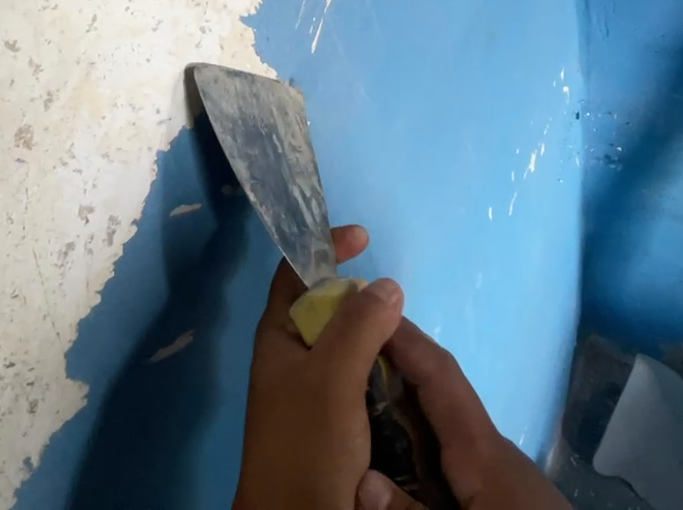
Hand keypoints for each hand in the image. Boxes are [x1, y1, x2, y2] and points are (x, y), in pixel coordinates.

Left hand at [234, 224, 405, 509]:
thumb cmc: (304, 443)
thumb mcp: (331, 379)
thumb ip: (357, 327)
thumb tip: (386, 283)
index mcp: (278, 333)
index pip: (295, 270)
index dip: (324, 246)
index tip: (364, 238)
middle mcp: (292, 353)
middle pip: (326, 305)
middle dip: (361, 297)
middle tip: (396, 308)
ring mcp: (310, 386)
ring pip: (347, 342)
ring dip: (375, 336)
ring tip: (404, 343)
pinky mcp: (331, 416)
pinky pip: (359, 376)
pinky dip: (381, 368)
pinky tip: (402, 376)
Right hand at [354, 322, 570, 509]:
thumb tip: (360, 481)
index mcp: (484, 452)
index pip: (439, 374)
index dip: (403, 337)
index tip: (362, 307)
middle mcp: (491, 450)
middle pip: (436, 391)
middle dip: (392, 366)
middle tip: (339, 352)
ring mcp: (497, 472)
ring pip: (441, 423)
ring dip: (401, 402)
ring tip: (351, 393)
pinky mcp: (499, 493)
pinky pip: (449, 450)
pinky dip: (415, 436)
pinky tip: (389, 449)